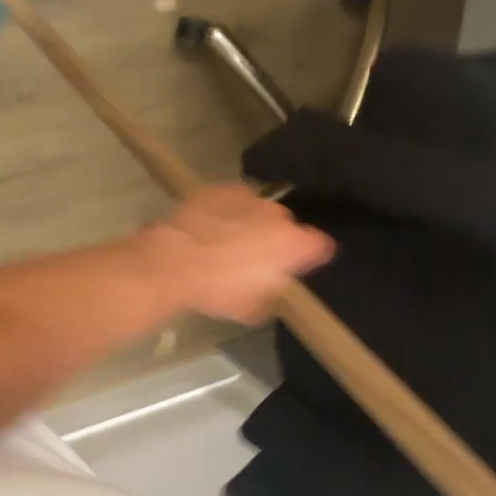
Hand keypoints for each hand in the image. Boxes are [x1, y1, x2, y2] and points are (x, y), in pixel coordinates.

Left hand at [138, 184, 334, 323]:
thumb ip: (271, 295)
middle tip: (254, 258)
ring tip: (227, 241)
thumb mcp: (251, 308)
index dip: (311, 256)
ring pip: (259, 211)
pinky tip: (211, 225)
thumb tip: (270, 292)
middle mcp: (278, 215)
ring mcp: (249, 197)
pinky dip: (227, 210)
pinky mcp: (221, 187)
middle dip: (275, 239)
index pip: (321, 247)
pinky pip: (232, 200)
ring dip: (250, 223)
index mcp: (293, 245)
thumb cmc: (218, 290)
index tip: (302, 264)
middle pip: (286, 226)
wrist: (174, 261)